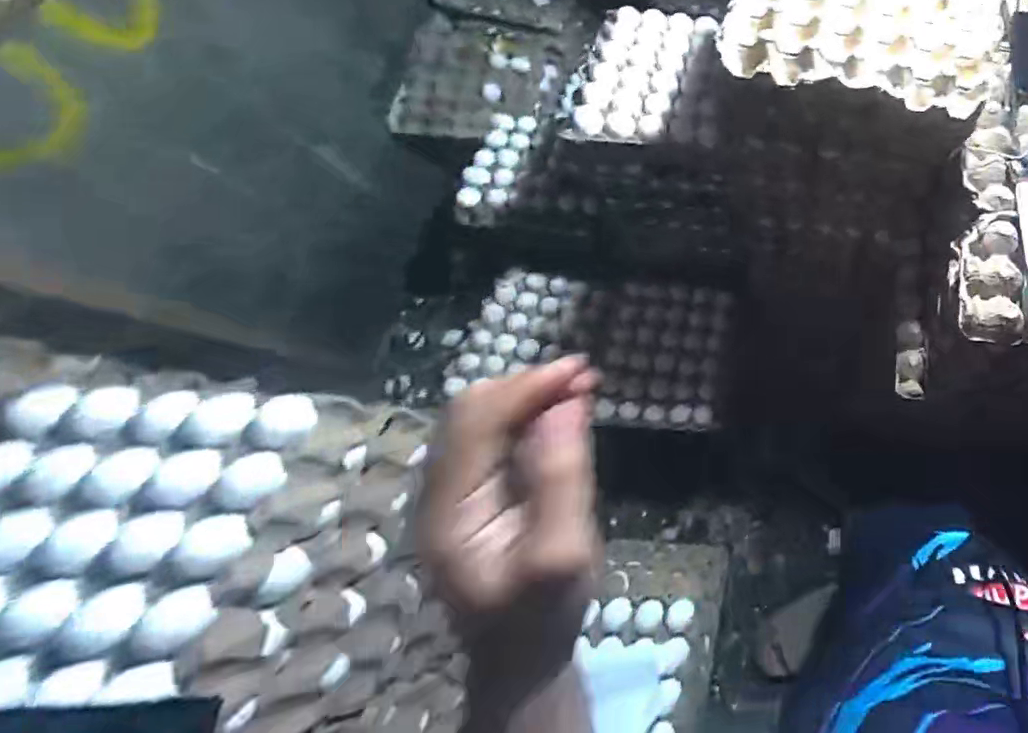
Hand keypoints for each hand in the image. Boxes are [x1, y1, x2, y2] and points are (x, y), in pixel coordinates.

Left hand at [419, 358, 598, 692]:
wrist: (522, 656)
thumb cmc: (543, 612)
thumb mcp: (562, 551)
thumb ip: (560, 478)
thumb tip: (566, 404)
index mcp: (449, 511)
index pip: (477, 421)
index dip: (528, 387)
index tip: (582, 370)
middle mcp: (441, 493)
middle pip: (472, 410)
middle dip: (529, 384)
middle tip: (586, 379)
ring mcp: (457, 491)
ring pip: (483, 416)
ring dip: (532, 393)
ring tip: (582, 389)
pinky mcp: (479, 491)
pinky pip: (498, 433)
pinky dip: (532, 411)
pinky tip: (565, 412)